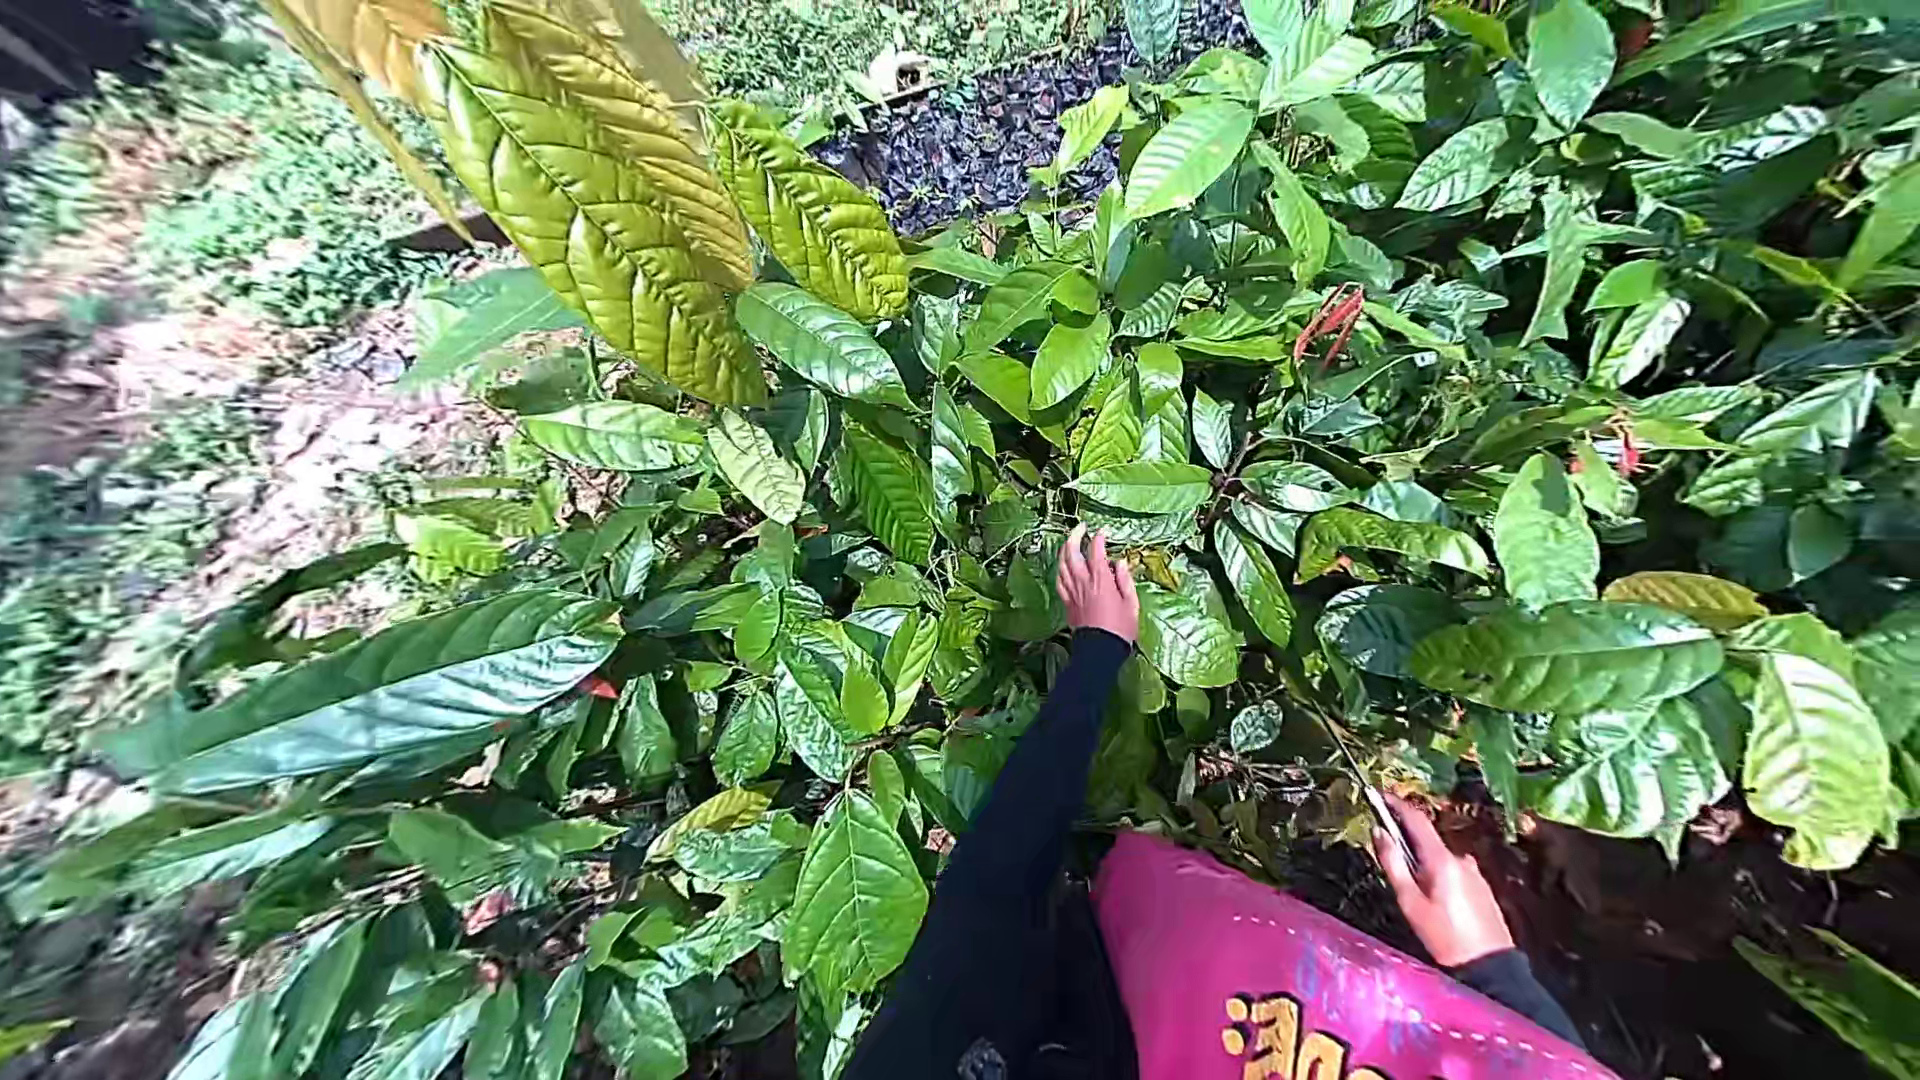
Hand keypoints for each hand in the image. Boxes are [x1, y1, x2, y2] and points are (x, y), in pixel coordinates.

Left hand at [1055, 524, 1138, 644]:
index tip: (1102, 531)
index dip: (1098, 538)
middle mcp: (1082, 582)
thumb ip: (1124, 580)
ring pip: (1062, 564)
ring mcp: (1072, 591)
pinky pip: (1059, 580)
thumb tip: (1120, 562)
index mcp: (1101, 580)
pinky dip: (1060, 569)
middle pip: (1072, 552)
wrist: (1100, 650)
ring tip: (1070, 541)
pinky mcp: (1066, 601)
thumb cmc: (1120, 628)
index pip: (1095, 551)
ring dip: (1064, 549)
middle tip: (1081, 528)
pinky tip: (1062, 565)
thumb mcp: (1130, 603)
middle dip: (1075, 536)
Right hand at [1373, 793, 1513, 967]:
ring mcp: (1474, 873)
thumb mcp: (1409, 900)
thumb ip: (1392, 862)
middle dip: (1404, 837)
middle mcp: (1461, 860)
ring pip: (1438, 854)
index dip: (1395, 803)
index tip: (1378, 794)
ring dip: (1421, 857)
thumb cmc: (1443, 935)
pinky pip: (1452, 868)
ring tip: (1411, 883)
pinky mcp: (1482, 887)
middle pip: (1426, 836)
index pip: (1416, 818)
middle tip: (1386, 849)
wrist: (1491, 969)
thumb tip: (1378, 831)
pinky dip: (1436, 869)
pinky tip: (1432, 893)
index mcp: (1441, 860)